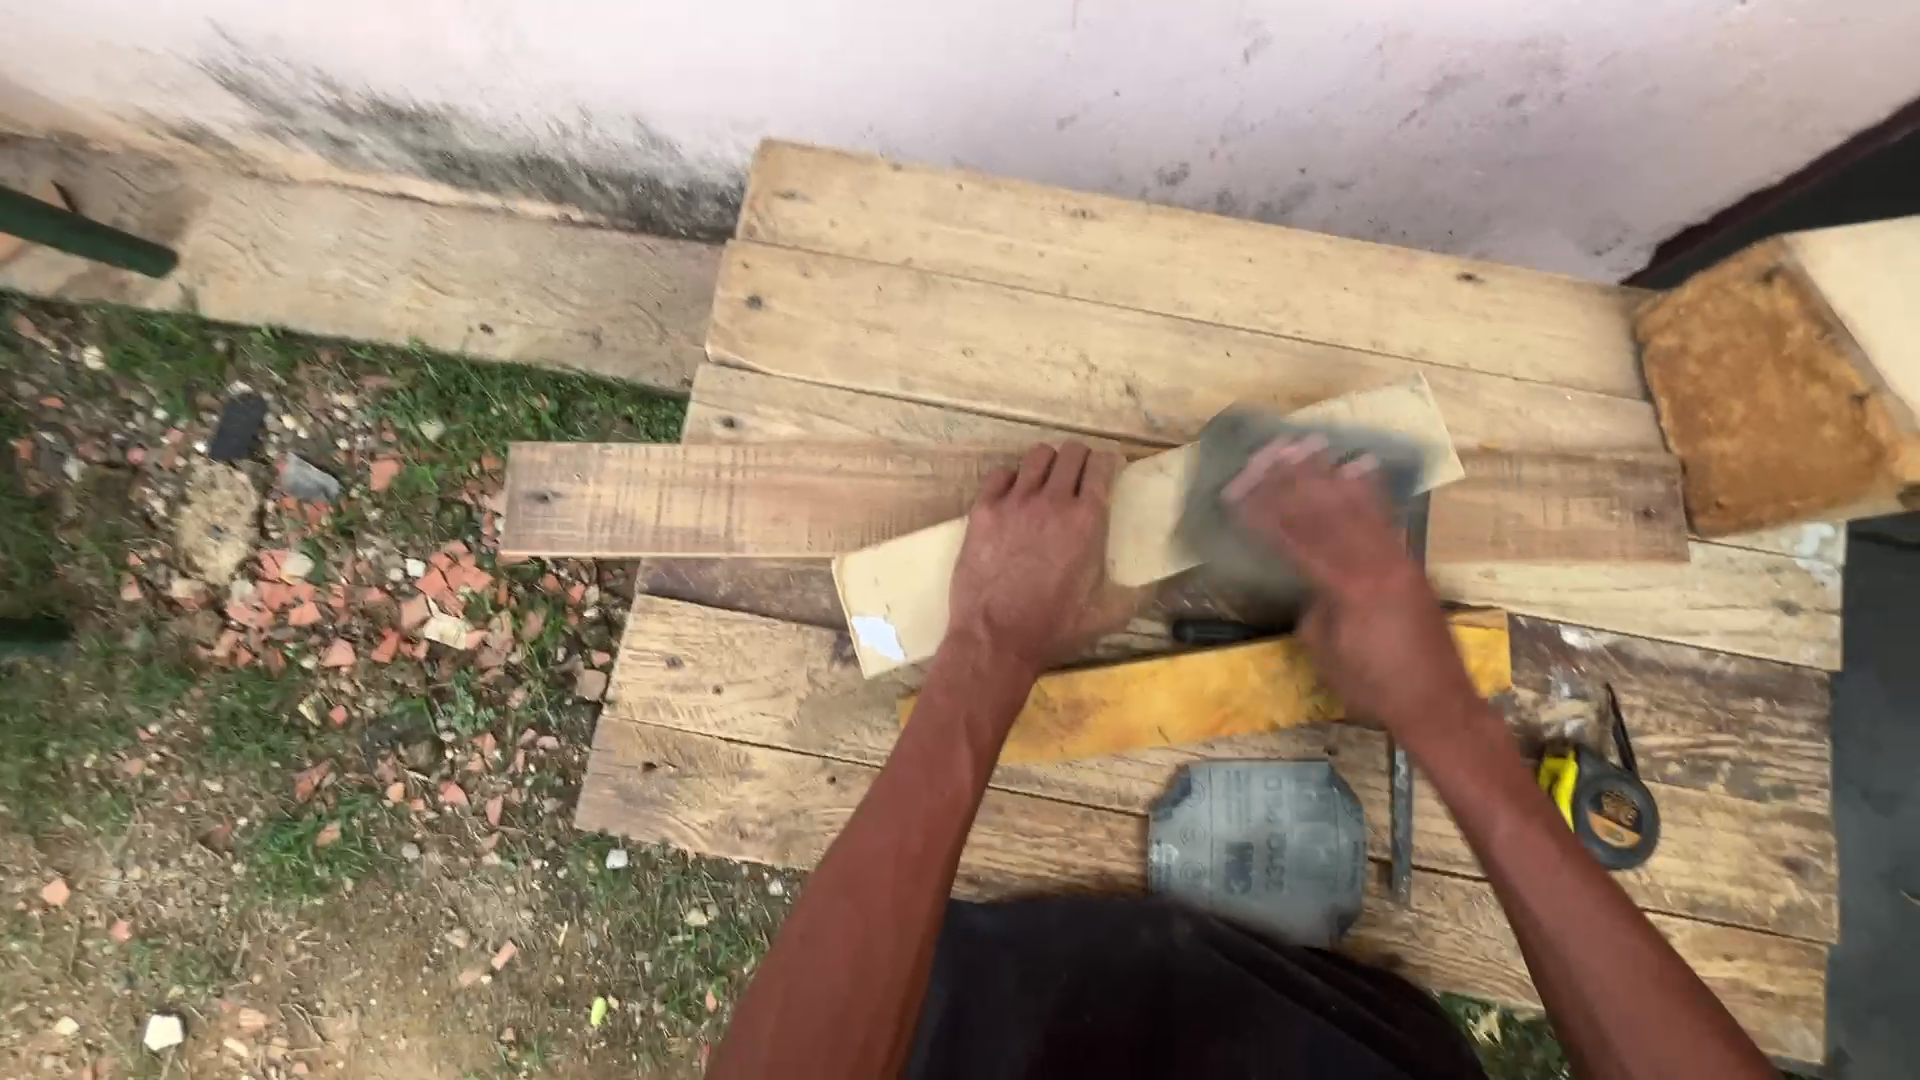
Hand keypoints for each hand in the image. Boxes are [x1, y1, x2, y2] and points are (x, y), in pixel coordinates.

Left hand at [946, 442, 1138, 675]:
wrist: (995, 638)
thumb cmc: (1053, 629)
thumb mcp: (1106, 615)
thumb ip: (1134, 594)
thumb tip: (1155, 586)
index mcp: (1088, 520)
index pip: (1102, 466)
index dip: (1108, 463)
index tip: (1108, 470)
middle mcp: (1053, 501)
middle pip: (1071, 452)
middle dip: (1080, 459)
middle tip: (1078, 476)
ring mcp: (1014, 502)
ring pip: (1037, 456)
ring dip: (1048, 464)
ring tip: (1046, 482)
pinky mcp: (983, 510)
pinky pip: (1000, 475)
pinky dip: (1011, 480)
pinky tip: (1013, 498)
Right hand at [1224, 435, 1482, 739]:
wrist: (1437, 703)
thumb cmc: (1371, 686)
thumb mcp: (1323, 648)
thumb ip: (1312, 604)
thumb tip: (1307, 579)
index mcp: (1344, 588)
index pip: (1292, 539)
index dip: (1261, 511)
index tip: (1235, 488)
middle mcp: (1372, 563)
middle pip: (1322, 512)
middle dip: (1289, 479)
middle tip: (1264, 451)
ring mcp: (1395, 558)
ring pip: (1354, 506)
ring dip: (1325, 472)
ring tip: (1303, 443)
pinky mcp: (1409, 562)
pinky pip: (1386, 517)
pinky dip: (1370, 488)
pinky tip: (1358, 464)